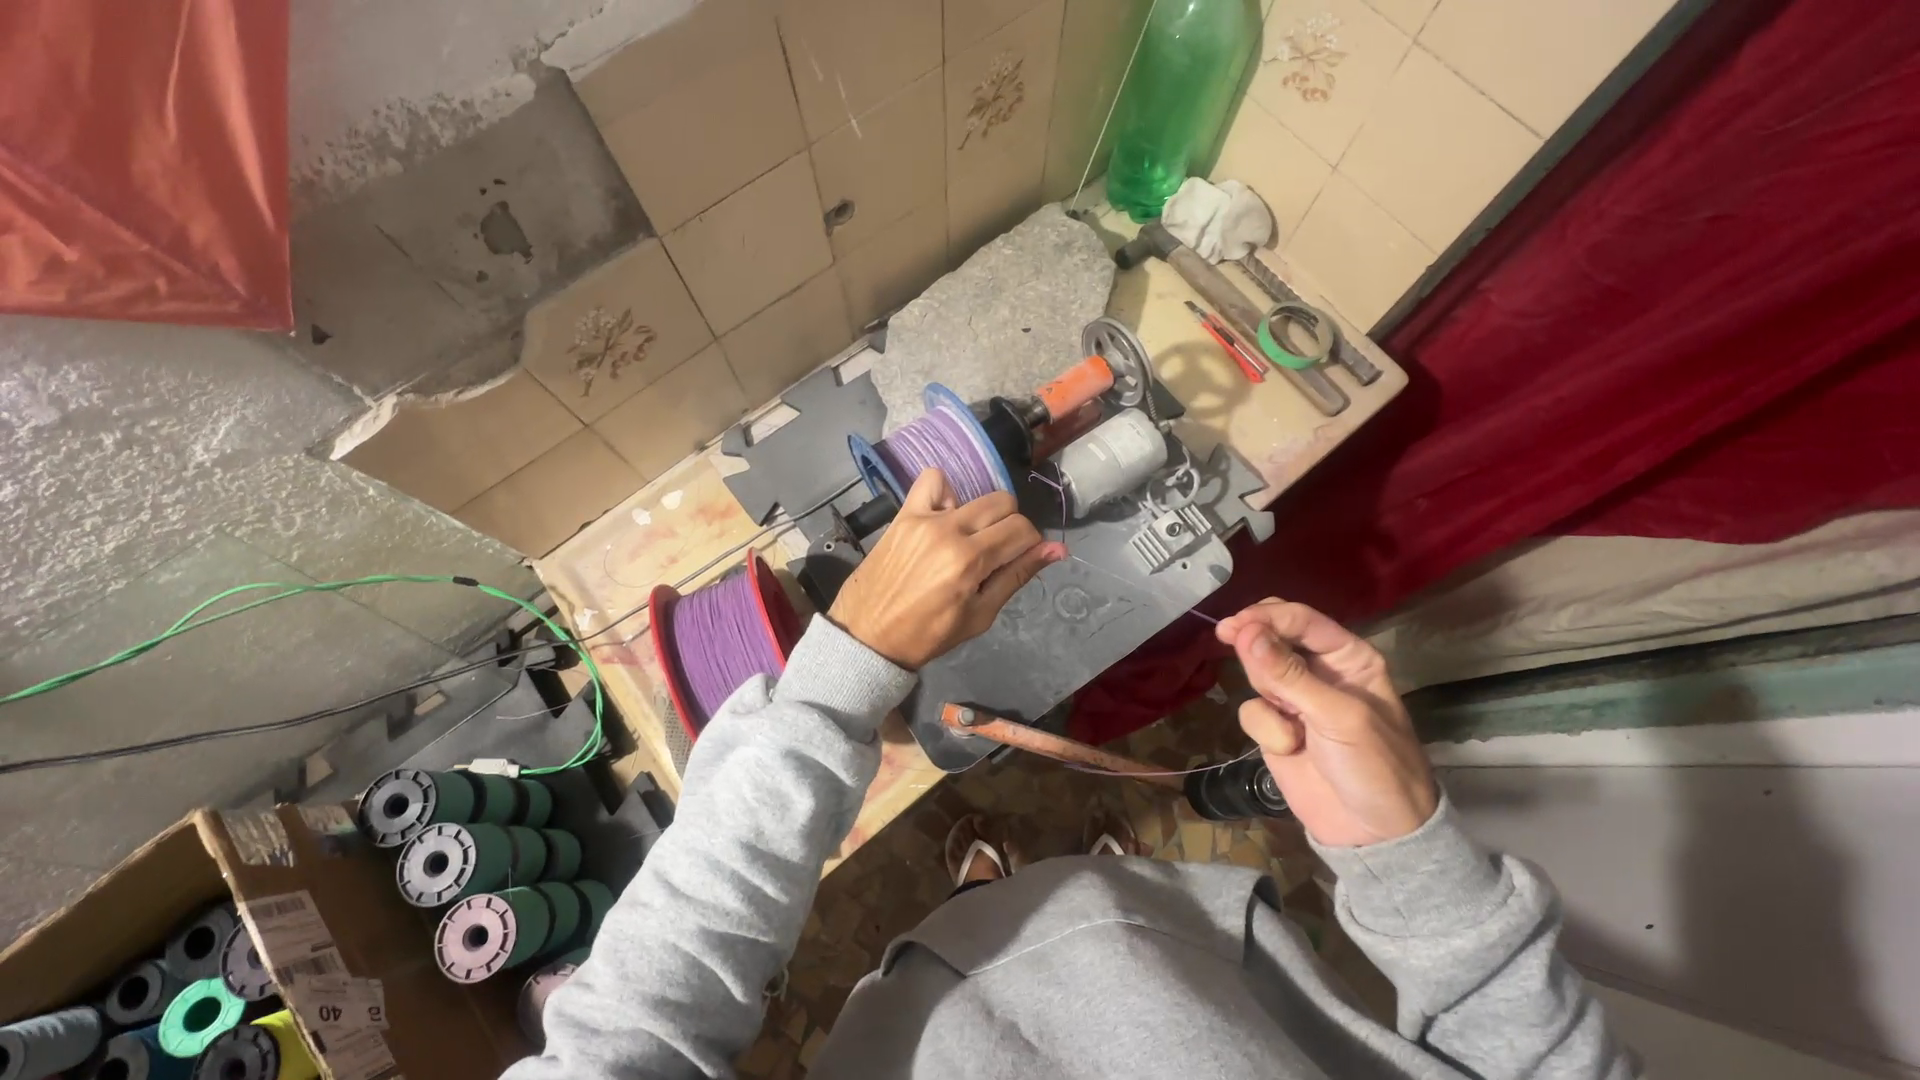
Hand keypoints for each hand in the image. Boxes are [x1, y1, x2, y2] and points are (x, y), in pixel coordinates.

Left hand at [829, 470, 1062, 669]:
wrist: (869, 635)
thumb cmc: (927, 634)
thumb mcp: (980, 615)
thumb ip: (1017, 576)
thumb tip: (1057, 549)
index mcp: (970, 561)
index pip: (1022, 529)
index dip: (1030, 544)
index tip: (1018, 560)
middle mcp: (949, 531)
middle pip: (1003, 503)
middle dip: (1010, 526)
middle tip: (994, 552)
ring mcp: (923, 518)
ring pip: (975, 492)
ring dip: (982, 512)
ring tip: (968, 538)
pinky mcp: (903, 514)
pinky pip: (932, 480)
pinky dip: (946, 492)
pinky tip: (944, 516)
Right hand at [1216, 599, 1437, 847]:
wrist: (1374, 834)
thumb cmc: (1375, 766)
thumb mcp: (1338, 716)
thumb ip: (1289, 674)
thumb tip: (1245, 633)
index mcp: (1348, 658)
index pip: (1302, 621)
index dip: (1268, 617)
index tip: (1235, 625)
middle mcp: (1320, 671)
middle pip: (1272, 636)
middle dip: (1252, 639)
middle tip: (1226, 635)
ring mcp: (1295, 700)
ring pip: (1257, 672)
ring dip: (1265, 690)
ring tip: (1287, 719)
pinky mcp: (1275, 729)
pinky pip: (1252, 710)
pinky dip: (1265, 728)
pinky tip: (1288, 747)